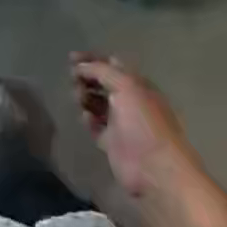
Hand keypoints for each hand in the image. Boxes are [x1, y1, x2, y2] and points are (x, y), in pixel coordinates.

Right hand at [72, 53, 197, 195]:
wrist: (155, 168)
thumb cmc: (143, 121)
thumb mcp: (126, 86)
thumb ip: (101, 71)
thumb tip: (80, 66)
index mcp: (136, 83)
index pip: (112, 64)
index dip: (92, 59)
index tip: (71, 58)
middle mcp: (129, 99)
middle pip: (103, 83)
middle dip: (86, 78)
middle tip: (72, 79)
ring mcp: (120, 122)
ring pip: (97, 103)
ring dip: (85, 97)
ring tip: (77, 97)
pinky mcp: (112, 143)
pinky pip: (95, 126)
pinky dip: (88, 120)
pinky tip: (85, 117)